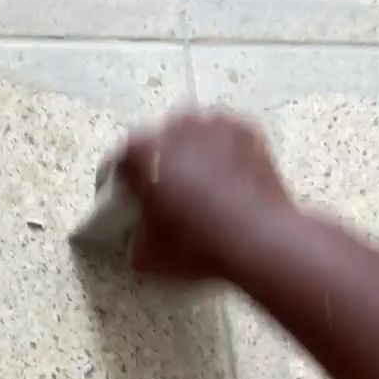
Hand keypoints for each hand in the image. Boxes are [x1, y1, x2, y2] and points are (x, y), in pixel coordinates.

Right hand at [115, 110, 298, 279]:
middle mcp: (174, 126)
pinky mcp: (246, 130)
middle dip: (157, 163)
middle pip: (156, 142)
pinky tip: (228, 181)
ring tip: (199, 185)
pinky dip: (222, 155)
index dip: (119, 181)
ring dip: (191, 154)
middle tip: (165, 192)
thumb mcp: (148, 255)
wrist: (259, 239)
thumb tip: (138, 235)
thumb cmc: (196, 245)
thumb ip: (133, 237)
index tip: (125, 196)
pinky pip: (224, 140)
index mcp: (141, 151)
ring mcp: (213, 123)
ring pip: (193, 135)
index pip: (118, 160)